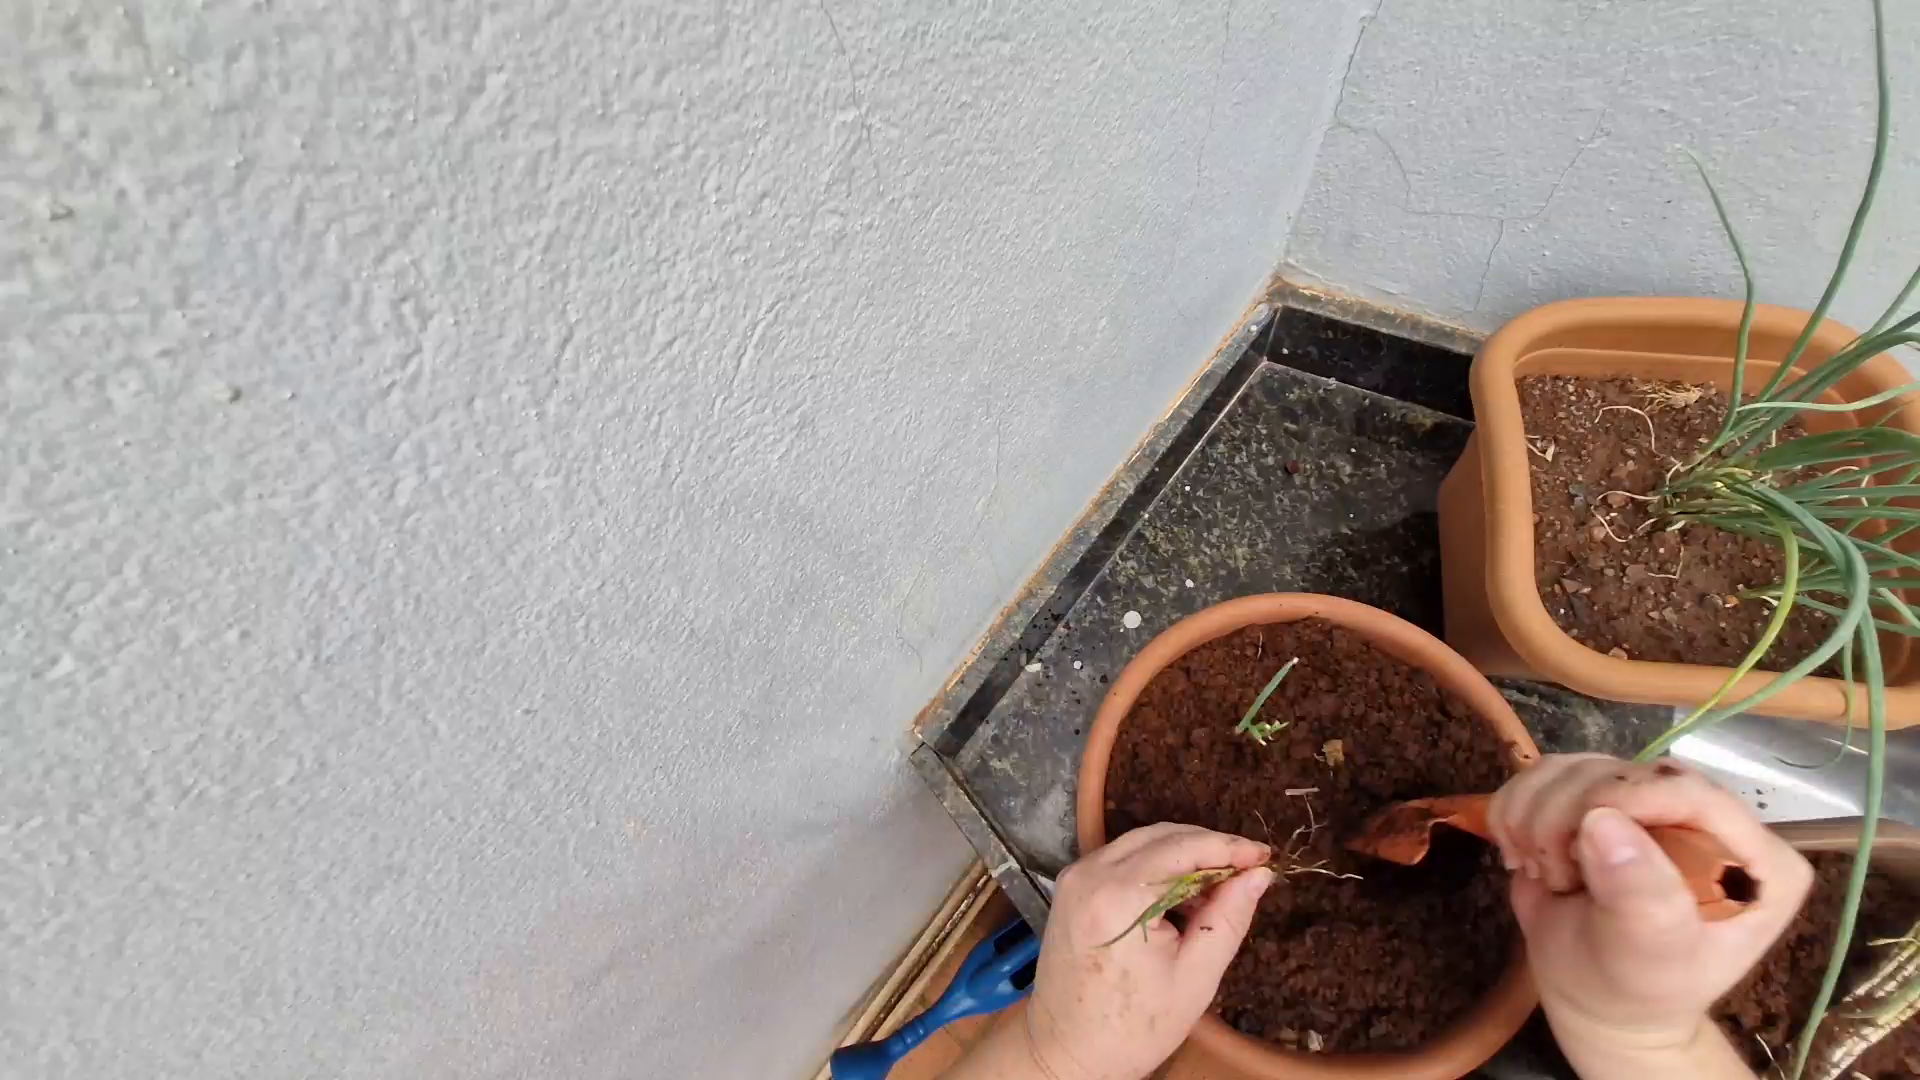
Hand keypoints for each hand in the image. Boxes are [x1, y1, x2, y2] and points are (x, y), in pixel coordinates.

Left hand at [1026, 824, 1273, 1079]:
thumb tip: (1259, 875)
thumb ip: (1228, 918)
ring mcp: (1076, 872)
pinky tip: (1181, 892)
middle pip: (1160, 836)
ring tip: (1220, 885)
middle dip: (1207, 846)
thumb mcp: (1195, 979)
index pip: (1181, 847)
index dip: (1227, 846)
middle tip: (1248, 868)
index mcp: (1118, 896)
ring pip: (1140, 841)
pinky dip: (1155, 864)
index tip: (1265, 854)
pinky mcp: (1071, 880)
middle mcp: (1091, 871)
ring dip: (1182, 853)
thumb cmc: (1134, 1027)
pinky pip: (1121, 856)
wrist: (1065, 1047)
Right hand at [1488, 754, 1812, 1064]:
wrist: (1589, 989)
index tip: (1576, 841)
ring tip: (1539, 868)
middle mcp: (1697, 819)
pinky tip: (1522, 852)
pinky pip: (1534, 775)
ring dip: (1529, 815)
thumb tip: (1603, 822)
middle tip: (1553, 871)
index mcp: (1750, 858)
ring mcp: (1636, 805)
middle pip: (1613, 772)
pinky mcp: (1583, 800)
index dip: (1622, 798)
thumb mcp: (1647, 958)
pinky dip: (1510, 809)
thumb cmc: (1633, 985)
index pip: (1687, 790)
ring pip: (1565, 769)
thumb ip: (1642, 898)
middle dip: (1561, 816)